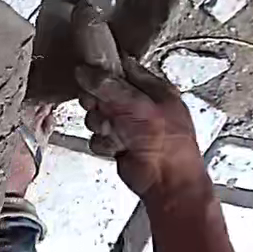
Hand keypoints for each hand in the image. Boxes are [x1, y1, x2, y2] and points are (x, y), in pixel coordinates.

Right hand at [76, 57, 209, 202]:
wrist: (168, 183)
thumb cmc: (167, 144)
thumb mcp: (137, 105)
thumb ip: (109, 86)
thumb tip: (84, 71)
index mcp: (153, 89)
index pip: (123, 68)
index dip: (104, 71)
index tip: (89, 73)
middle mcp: (140, 105)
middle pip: (104, 92)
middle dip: (98, 102)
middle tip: (102, 108)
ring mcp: (128, 125)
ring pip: (97, 114)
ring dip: (100, 124)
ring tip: (115, 132)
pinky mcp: (118, 143)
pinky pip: (97, 136)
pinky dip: (103, 143)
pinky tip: (117, 147)